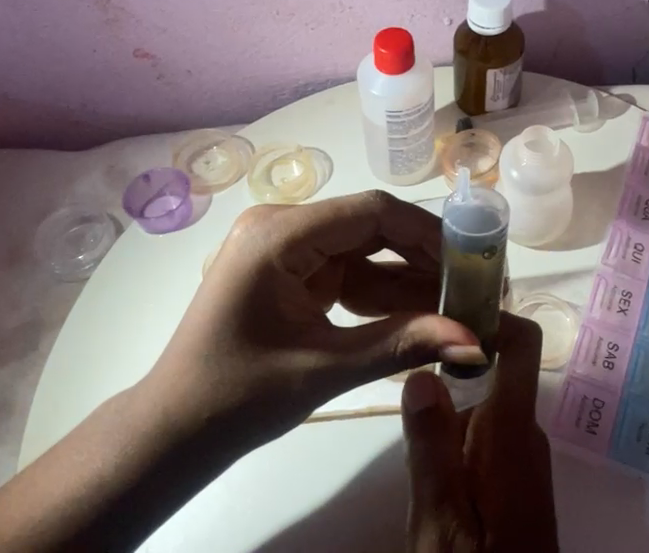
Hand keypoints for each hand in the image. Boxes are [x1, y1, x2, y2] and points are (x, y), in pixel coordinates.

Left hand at [145, 189, 486, 454]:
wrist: (172, 435)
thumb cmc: (237, 398)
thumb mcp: (326, 369)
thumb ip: (403, 344)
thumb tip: (475, 341)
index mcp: (280, 234)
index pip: (373, 213)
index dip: (429, 234)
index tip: (473, 262)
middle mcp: (283, 226)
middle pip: (372, 227)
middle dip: (424, 258)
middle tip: (474, 285)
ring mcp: (286, 249)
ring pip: (366, 251)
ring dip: (408, 279)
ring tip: (459, 303)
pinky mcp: (292, 273)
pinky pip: (350, 272)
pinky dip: (384, 294)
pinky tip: (424, 312)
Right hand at [401, 313, 559, 552]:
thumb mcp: (440, 523)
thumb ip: (430, 447)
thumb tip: (424, 370)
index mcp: (513, 432)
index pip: (522, 344)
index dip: (492, 313)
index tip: (446, 300)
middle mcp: (525, 434)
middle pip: (493, 373)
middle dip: (451, 365)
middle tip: (400, 351)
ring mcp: (521, 459)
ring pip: (482, 408)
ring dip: (447, 407)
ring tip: (403, 406)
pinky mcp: (514, 482)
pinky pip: (484, 439)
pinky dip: (455, 436)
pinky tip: (423, 460)